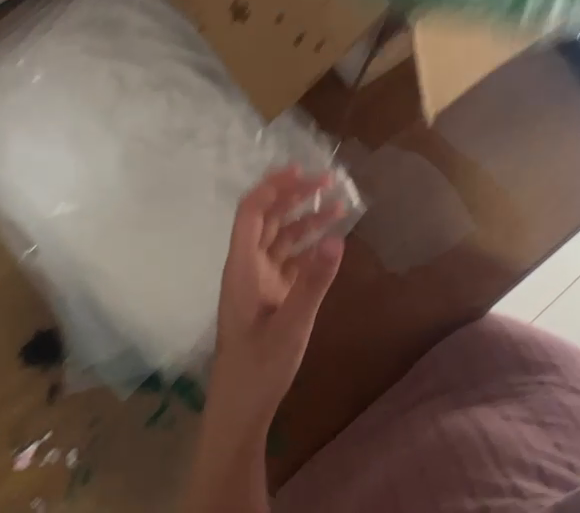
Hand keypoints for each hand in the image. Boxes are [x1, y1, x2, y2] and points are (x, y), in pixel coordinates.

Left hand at [208, 168, 345, 428]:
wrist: (241, 409)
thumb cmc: (259, 367)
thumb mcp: (291, 325)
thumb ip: (314, 281)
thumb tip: (338, 239)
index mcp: (242, 267)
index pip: (252, 212)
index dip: (273, 187)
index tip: (300, 169)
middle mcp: (248, 267)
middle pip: (268, 219)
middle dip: (295, 196)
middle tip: (328, 180)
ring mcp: (260, 282)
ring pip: (281, 238)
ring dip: (306, 219)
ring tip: (339, 203)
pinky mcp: (272, 297)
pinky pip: (290, 260)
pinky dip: (309, 246)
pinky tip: (331, 239)